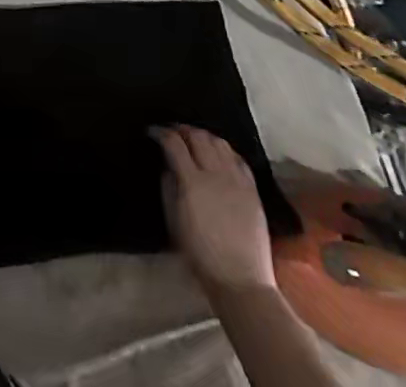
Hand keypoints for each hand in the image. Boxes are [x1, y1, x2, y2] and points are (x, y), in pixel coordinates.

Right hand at [152, 125, 276, 292]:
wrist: (239, 278)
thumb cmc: (198, 253)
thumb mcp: (173, 219)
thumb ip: (168, 186)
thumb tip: (167, 165)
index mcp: (192, 182)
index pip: (174, 143)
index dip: (161, 132)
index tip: (152, 132)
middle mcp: (216, 174)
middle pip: (198, 137)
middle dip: (182, 129)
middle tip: (171, 132)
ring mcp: (238, 181)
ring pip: (220, 143)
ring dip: (203, 136)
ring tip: (193, 140)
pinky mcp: (253, 190)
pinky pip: (239, 159)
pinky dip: (225, 150)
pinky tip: (218, 154)